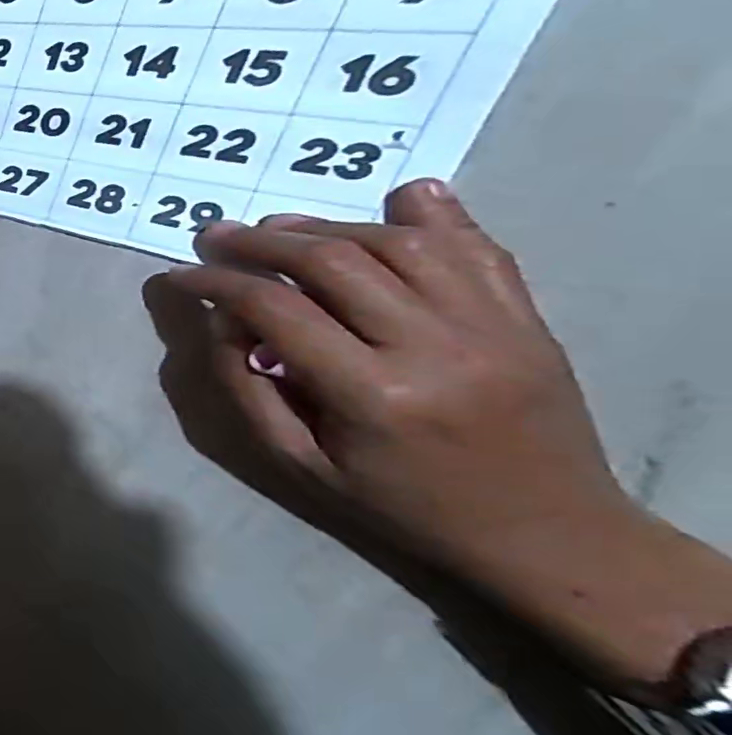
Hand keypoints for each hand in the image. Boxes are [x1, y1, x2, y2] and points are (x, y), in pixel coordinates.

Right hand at [156, 179, 731, 694]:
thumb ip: (245, 387)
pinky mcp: (527, 320)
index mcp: (375, 396)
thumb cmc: (405, 506)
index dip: (217, 282)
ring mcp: (492, 328)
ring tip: (281, 228)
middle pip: (332, 261)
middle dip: (260, 241)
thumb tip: (222, 319)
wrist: (551, 538)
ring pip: (396, 242)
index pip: (275, 309)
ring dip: (326, 224)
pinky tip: (400, 197)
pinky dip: (433, 215)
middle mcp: (437, 349)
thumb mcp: (299, 463)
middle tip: (218, 236)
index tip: (183, 276)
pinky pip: (475, 247)